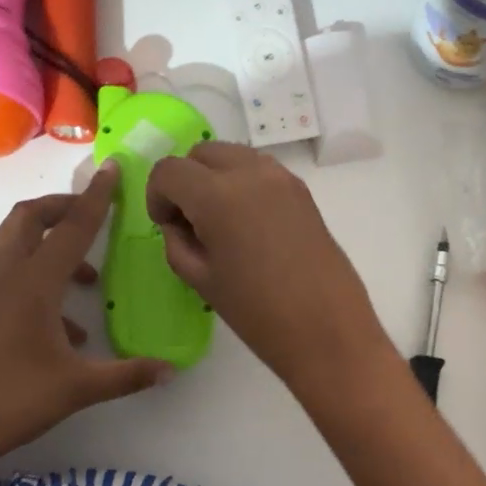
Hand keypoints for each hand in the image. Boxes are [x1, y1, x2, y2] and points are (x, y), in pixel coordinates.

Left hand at [0, 163, 170, 470]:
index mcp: (34, 284)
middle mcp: (5, 275)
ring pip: (16, 244)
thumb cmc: (12, 401)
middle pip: (31, 218)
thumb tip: (170, 370)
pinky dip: (36, 278)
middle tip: (93, 216)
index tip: (113, 170)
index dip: (96, 199)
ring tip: (88, 279)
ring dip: (50, 244)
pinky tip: (65, 327)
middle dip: (62, 208)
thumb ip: (127, 375)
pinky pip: (8, 274)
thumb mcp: (78, 389)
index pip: (71, 228)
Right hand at [147, 143, 387, 388]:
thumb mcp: (203, 283)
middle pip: (202, 154)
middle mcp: (251, 173)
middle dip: (187, 181)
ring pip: (235, 157)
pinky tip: (251, 229)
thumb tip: (178, 225)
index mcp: (217, 195)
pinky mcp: (304, 193)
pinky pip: (263, 173)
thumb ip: (179, 245)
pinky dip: (246, 186)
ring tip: (222, 226)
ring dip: (217, 180)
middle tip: (191, 224)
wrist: (328, 331)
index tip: (166, 226)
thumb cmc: (259, 315)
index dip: (158, 196)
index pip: (169, 171)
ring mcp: (283, 179)